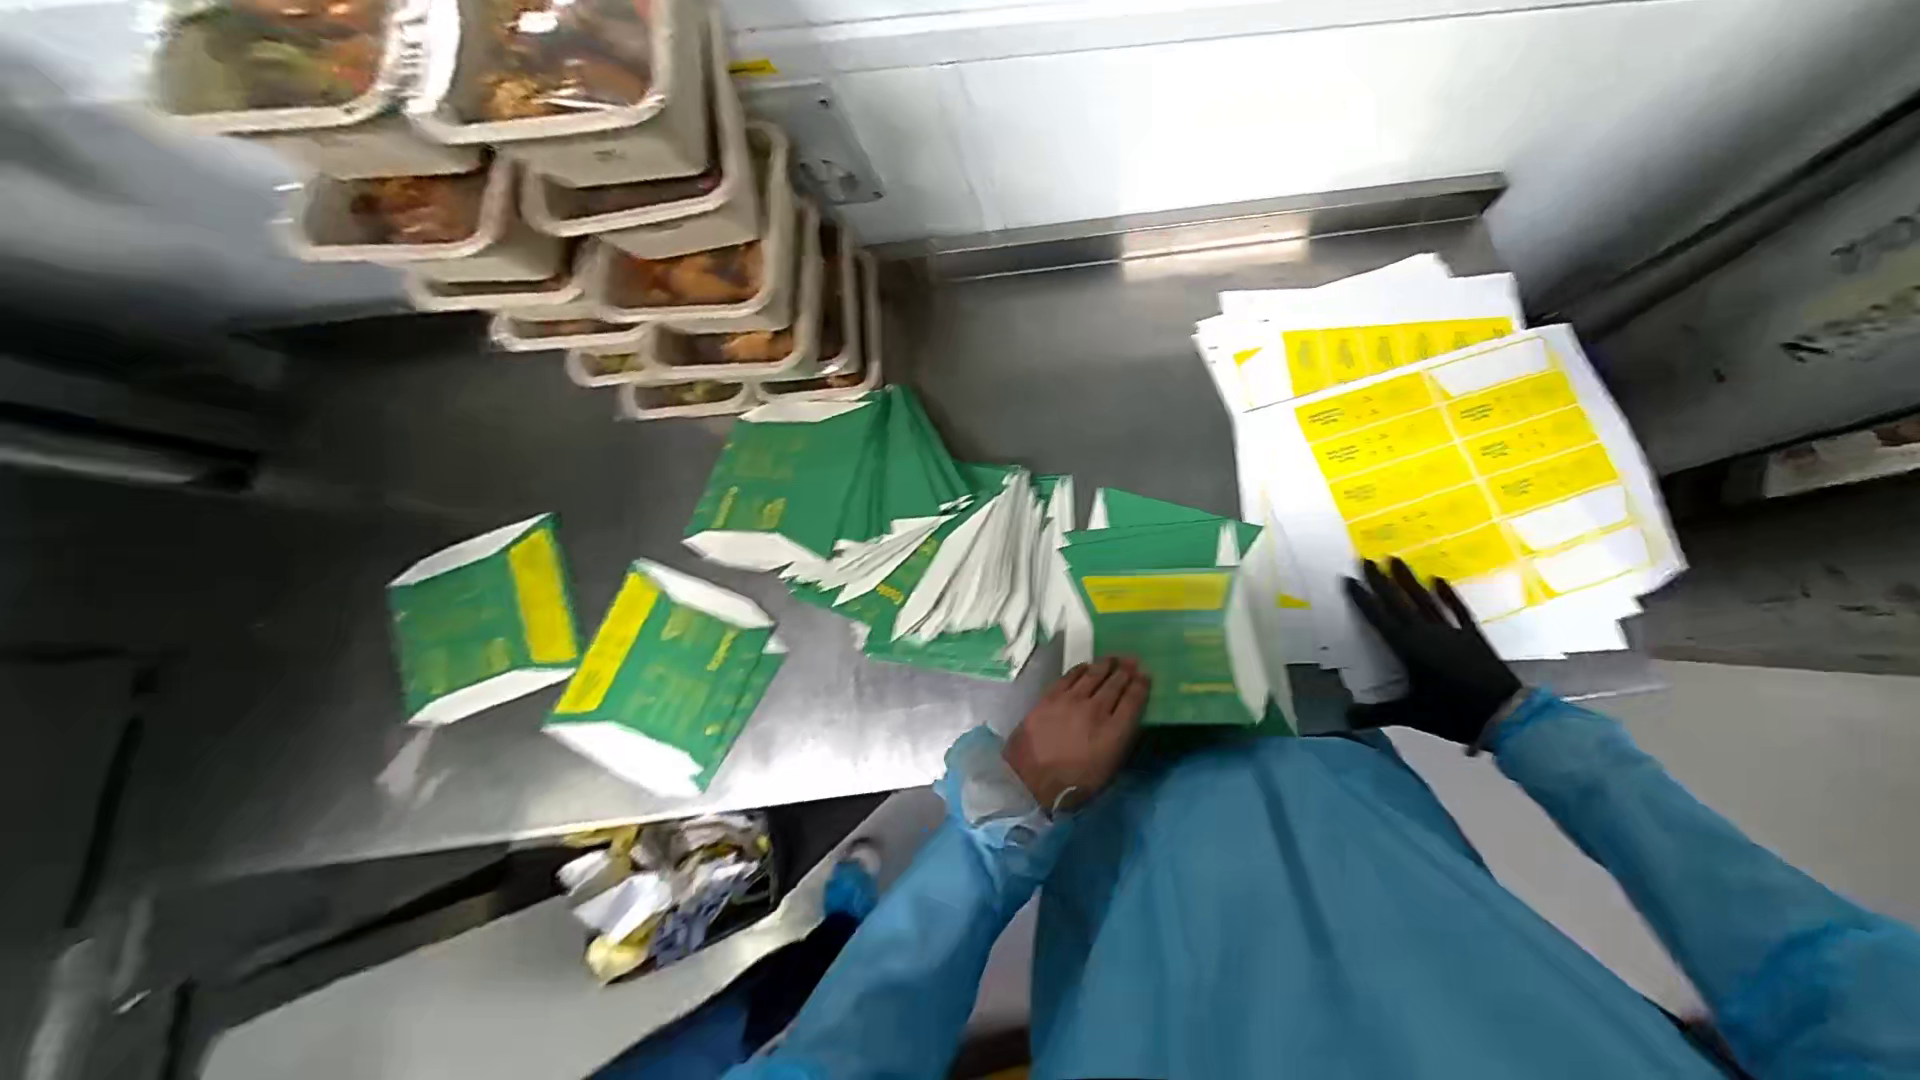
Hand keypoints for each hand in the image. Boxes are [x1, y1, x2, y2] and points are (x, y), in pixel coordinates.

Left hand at [1004, 656, 1147, 812]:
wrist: (1029, 780)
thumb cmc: (1073, 785)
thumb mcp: (1108, 770)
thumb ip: (1120, 741)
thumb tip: (1127, 720)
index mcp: (1115, 732)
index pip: (1134, 700)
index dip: (1141, 685)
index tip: (1145, 675)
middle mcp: (1096, 710)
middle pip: (1115, 683)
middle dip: (1126, 670)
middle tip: (1132, 661)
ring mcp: (1071, 700)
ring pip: (1094, 674)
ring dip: (1106, 664)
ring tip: (1114, 658)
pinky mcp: (1051, 696)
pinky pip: (1070, 676)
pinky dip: (1081, 669)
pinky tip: (1087, 666)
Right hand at [1344, 558, 1521, 748]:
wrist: (1505, 716)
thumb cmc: (1452, 714)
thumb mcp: (1409, 715)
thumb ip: (1376, 714)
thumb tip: (1345, 718)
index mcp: (1407, 648)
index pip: (1378, 618)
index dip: (1362, 599)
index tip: (1348, 579)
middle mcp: (1426, 633)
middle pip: (1398, 602)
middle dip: (1380, 581)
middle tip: (1366, 560)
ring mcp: (1451, 632)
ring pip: (1424, 600)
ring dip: (1408, 580)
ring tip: (1395, 560)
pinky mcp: (1472, 637)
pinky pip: (1458, 611)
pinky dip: (1448, 595)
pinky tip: (1438, 579)